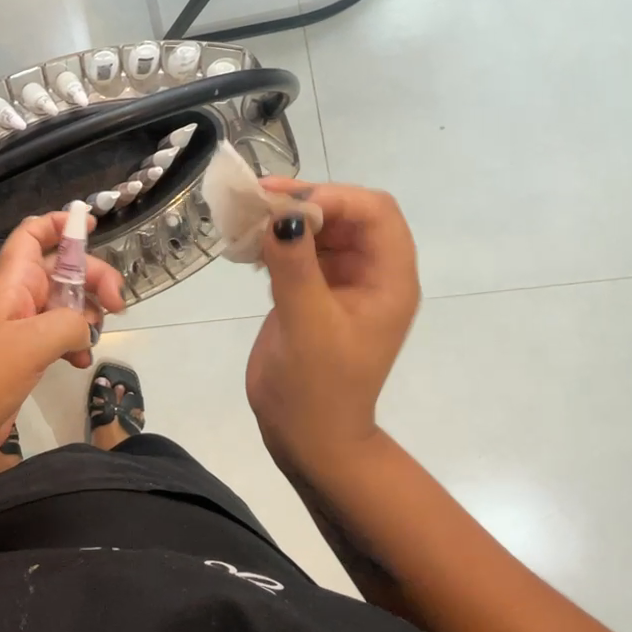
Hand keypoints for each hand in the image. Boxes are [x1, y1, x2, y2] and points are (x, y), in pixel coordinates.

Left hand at [0, 213, 125, 466]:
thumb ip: (71, 322)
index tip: (94, 225)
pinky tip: (80, 361)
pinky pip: (60, 335)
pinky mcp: (26, 354)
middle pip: (62, 269)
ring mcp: (21, 326)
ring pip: (65, 303)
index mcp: (12, 282)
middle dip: (94, 278)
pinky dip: (75, 343)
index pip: (32, 234)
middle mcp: (17, 297)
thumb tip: (87, 325)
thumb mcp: (34, 343)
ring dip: (88, 314)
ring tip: (98, 335)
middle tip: (119, 304)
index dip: (60, 222)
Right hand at [246, 180, 419, 464]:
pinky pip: (298, 252)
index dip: (332, 196)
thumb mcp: (307, 325)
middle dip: (304, 201)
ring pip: (319, 229)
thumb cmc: (316, 386)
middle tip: (254, 200)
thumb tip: (282, 216)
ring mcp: (340, 283)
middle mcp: (370, 273)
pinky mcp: (311, 293)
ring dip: (284, 219)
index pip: (374, 213)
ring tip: (243, 219)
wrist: (305, 435)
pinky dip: (273, 242)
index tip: (280, 202)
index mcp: (388, 279)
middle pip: (347, 214)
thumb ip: (295, 268)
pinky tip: (245, 248)